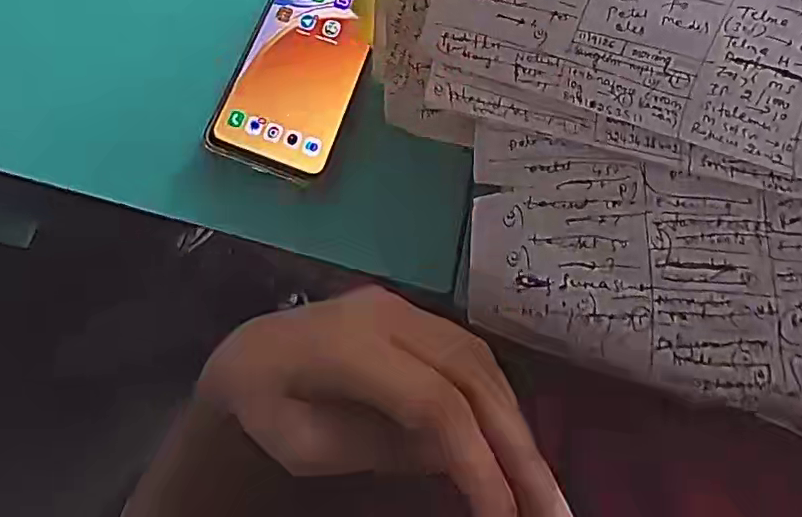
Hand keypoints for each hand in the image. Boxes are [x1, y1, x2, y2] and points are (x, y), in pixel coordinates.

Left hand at [193, 285, 568, 516]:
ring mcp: (405, 305)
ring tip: (539, 476)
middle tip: (550, 503)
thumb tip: (460, 455)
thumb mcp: (307, 448)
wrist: (251, 345)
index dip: (476, 458)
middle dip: (515, 440)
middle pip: (469, 371)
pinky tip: (511, 431)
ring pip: (477, 355)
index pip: (433, 401)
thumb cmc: (267, 405)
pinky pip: (466, 348)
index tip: (506, 516)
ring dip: (514, 416)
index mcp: (352, 347)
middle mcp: (389, 313)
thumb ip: (382, 448)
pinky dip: (495, 393)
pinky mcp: (414, 312)